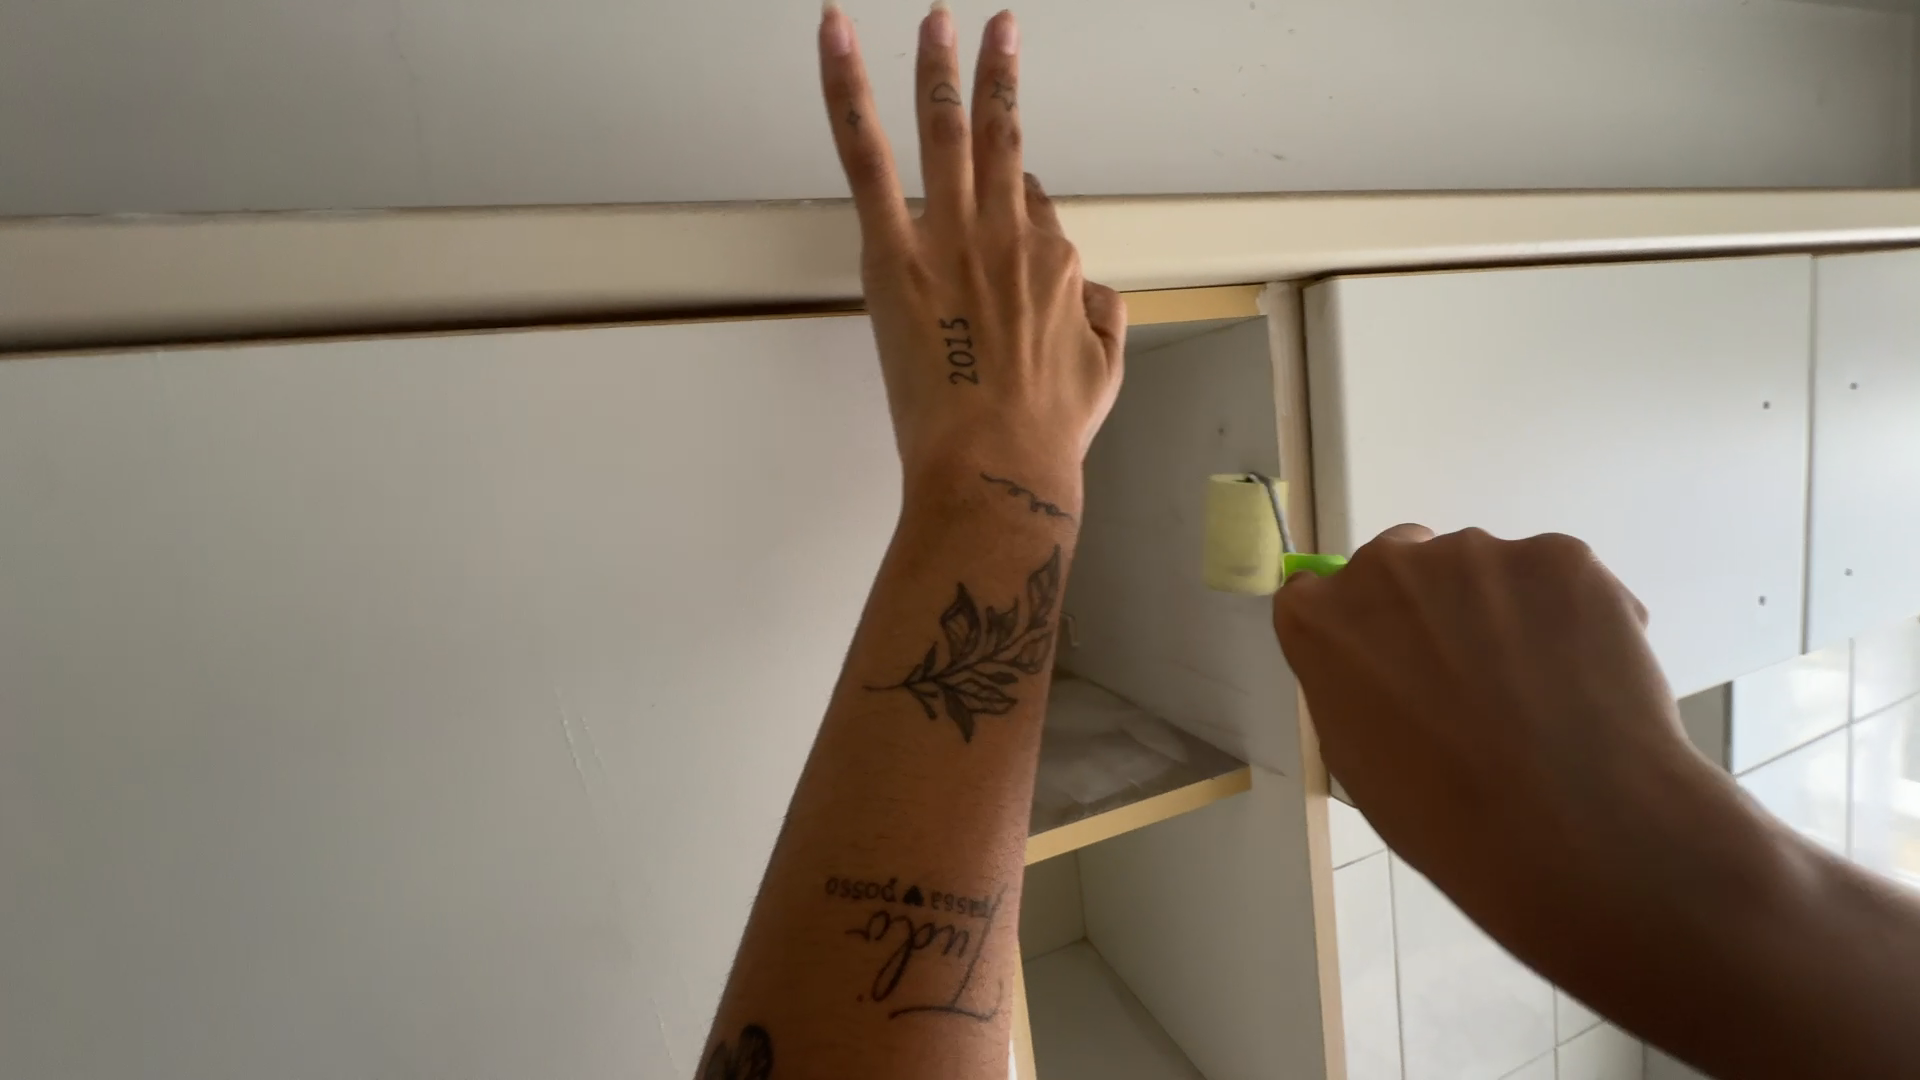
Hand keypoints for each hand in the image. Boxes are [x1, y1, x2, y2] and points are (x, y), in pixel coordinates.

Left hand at [817, 4, 1123, 501]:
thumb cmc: (1046, 432)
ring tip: (938, 21)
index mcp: (1058, 265)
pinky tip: (836, 38)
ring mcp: (953, 239)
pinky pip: (868, 157)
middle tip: (997, 34)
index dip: (1017, 206)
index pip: (1033, 210)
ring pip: (948, 133)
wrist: (999, 465)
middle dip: (1000, 82)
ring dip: (942, 69)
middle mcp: (1011, 235)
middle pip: (1005, 144)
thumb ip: (1104, 319)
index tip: (1003, 211)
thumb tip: (1092, 291)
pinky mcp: (896, 256)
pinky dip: (848, 92)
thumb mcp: (1105, 374)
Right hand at [1272, 526, 1704, 893]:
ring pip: (1479, 568)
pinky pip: (1553, 576)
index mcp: (1316, 615)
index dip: (1356, 625)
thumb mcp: (1349, 743)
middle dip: (1423, 605)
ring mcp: (1472, 553)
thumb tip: (1387, 663)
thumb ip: (1350, 677)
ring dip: (1495, 607)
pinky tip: (1585, 674)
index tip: (1387, 659)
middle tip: (1466, 672)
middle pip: (1397, 563)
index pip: (1318, 594)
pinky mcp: (1559, 557)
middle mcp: (1382, 566)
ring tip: (1538, 683)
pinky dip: (1567, 612)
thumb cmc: (1436, 809)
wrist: (1573, 833)